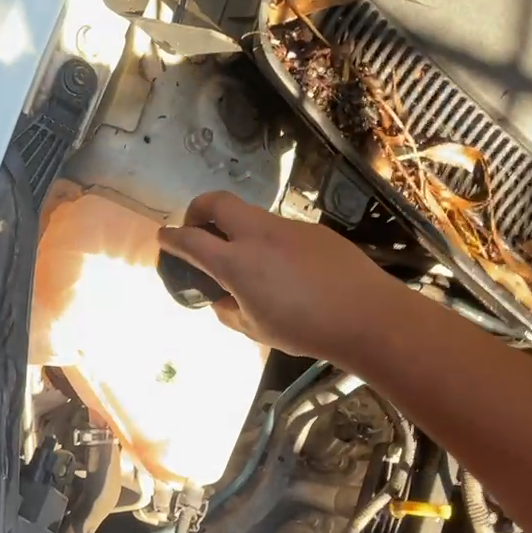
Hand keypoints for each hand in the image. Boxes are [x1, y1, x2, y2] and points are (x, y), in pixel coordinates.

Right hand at [157, 191, 407, 366]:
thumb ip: (229, 312)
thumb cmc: (304, 329)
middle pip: (216, 202)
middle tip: (196, 230)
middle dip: (197, 210)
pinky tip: (286, 272)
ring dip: (235, 229)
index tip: (163, 237)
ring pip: (249, 215)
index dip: (171, 238)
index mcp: (235, 262)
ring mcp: (288, 228)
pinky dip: (267, 242)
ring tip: (244, 261)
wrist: (368, 316)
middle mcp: (257, 235)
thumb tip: (222, 300)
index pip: (190, 240)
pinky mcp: (314, 231)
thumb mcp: (255, 329)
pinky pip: (279, 230)